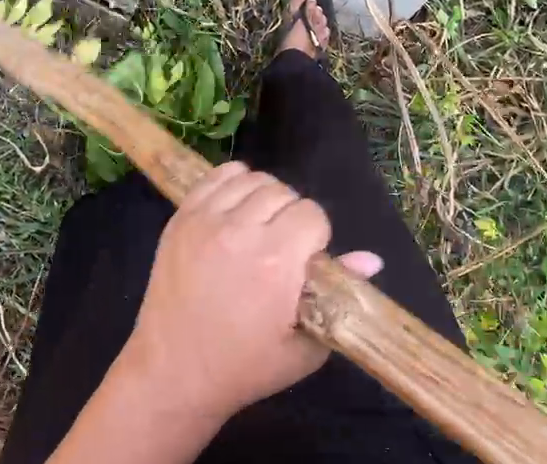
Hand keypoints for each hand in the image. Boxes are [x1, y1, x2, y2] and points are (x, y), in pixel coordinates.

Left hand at [116, 162, 382, 424]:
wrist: (175, 370)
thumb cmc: (245, 367)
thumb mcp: (304, 346)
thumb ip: (339, 296)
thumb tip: (372, 260)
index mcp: (276, 262)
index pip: (312, 214)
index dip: (316, 236)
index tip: (307, 260)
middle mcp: (242, 231)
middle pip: (283, 192)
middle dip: (292, 216)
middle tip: (285, 247)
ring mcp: (207, 220)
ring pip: (252, 179)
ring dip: (264, 198)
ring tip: (261, 228)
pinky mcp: (182, 215)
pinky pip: (217, 176)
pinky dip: (234, 183)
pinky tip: (237, 209)